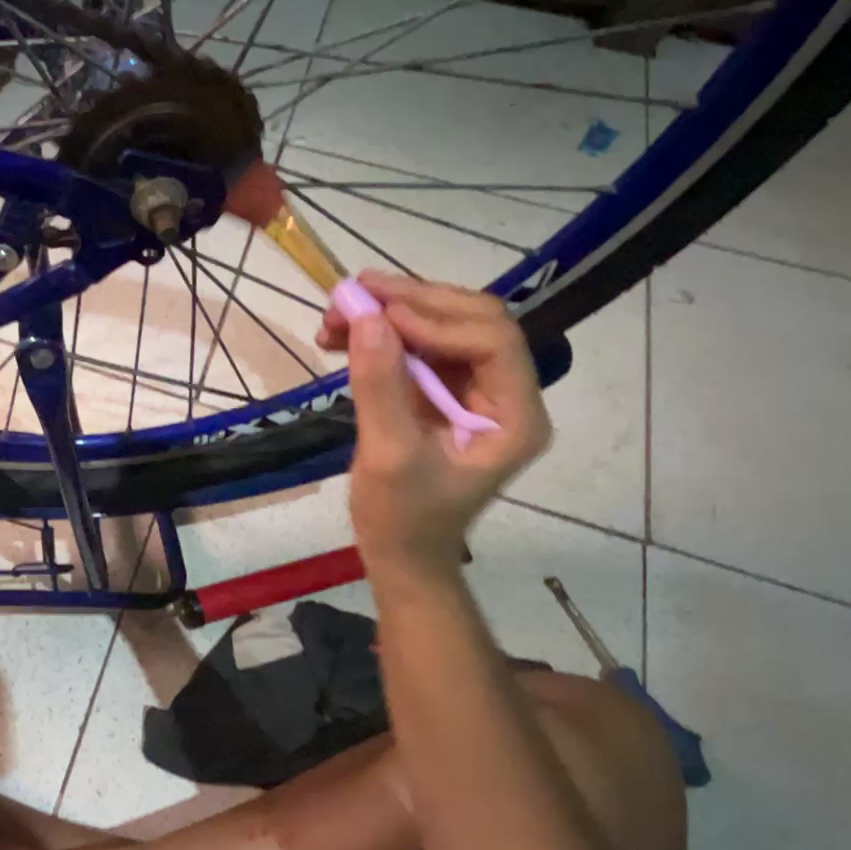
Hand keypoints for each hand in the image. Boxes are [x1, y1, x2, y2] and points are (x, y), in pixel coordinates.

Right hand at [316, 271, 550, 572]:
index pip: (491, 341)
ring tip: (336, 314)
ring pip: (444, 328)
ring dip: (392, 314)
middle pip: (471, 322)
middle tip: (352, 294)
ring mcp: (475, 393)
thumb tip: (367, 318)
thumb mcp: (387, 455)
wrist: (400, 555)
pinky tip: (344, 334)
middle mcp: (505, 395)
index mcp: (514, 416)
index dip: (435, 320)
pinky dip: (384, 336)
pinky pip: (421, 348)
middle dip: (411, 304)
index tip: (375, 314)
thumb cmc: (401, 518)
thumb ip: (380, 386)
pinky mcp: (444, 395)